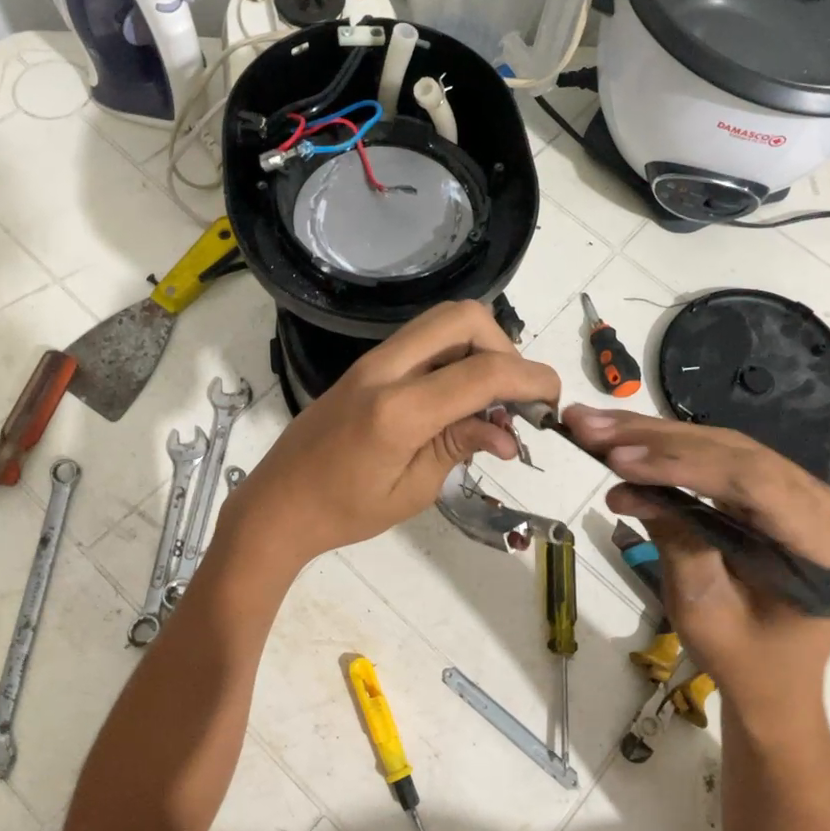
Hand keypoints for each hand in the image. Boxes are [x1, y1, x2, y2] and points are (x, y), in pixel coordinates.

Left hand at [218, 302, 559, 566]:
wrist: (277, 504)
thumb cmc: (343, 512)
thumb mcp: (413, 490)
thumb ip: (461, 446)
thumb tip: (510, 433)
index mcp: (398, 410)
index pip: (483, 372)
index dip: (530, 379)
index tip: (553, 402)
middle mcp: (386, 370)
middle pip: (464, 318)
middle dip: (505, 349)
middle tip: (512, 398)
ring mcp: (373, 361)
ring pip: (443, 321)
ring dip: (481, 347)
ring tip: (489, 400)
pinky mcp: (367, 366)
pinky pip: (423, 340)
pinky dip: (455, 355)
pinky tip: (459, 398)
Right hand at [560, 405, 829, 727]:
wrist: (775, 685)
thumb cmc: (746, 662)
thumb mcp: (706, 613)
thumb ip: (677, 543)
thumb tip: (625, 487)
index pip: (756, 484)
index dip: (684, 465)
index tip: (617, 458)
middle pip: (738, 455)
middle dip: (656, 441)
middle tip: (587, 426)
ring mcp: (810, 495)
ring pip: (726, 448)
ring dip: (654, 437)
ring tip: (592, 427)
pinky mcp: (782, 491)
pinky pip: (724, 459)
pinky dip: (669, 450)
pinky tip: (624, 439)